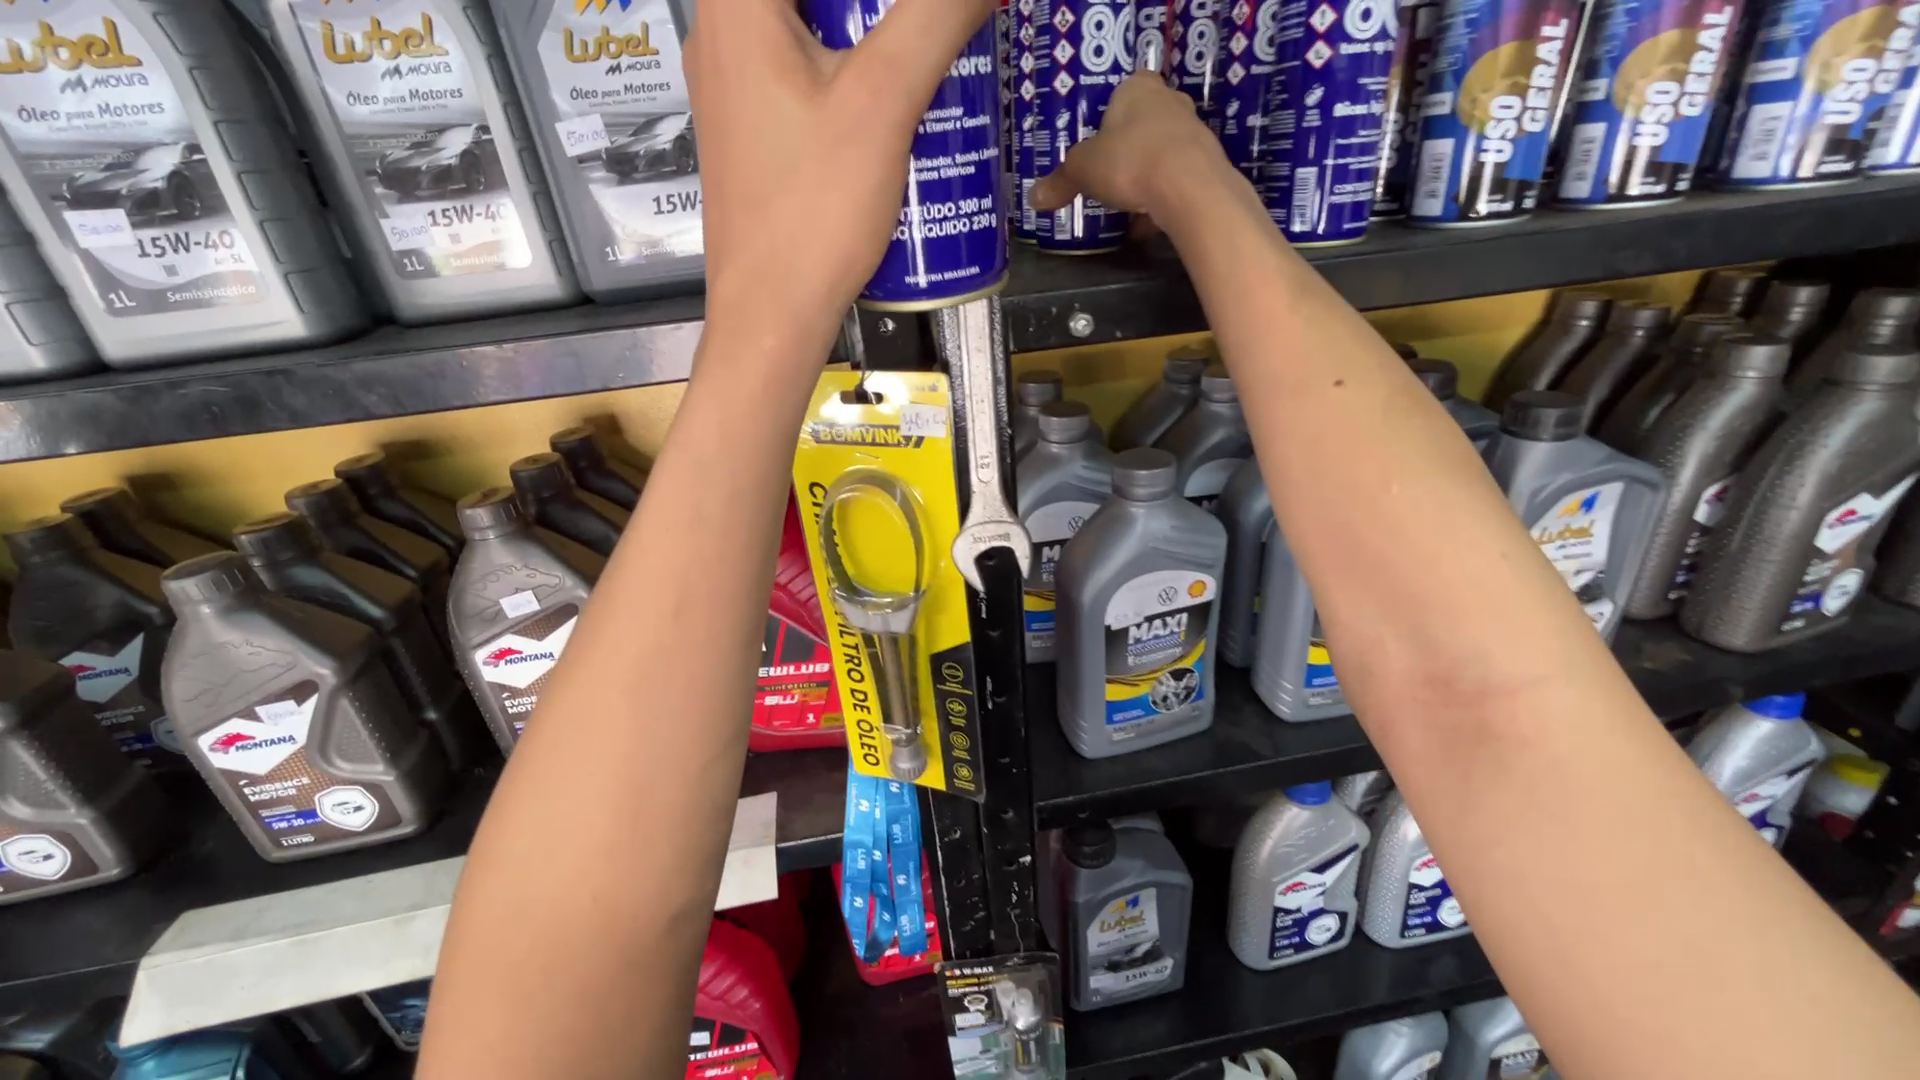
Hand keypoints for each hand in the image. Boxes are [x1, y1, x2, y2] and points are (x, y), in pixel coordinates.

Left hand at [684, 0, 994, 341]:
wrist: (771, 317)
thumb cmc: (815, 211)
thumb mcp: (883, 103)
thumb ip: (937, 15)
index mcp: (737, 3)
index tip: (906, 15)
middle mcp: (719, 31)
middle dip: (873, 5)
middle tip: (928, 25)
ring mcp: (731, 84)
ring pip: (803, 18)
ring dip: (866, 22)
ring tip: (922, 43)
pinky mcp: (750, 128)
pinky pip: (799, 62)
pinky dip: (847, 58)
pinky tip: (894, 88)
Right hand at [1030, 72, 1230, 222]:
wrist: (1189, 187)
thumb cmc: (1129, 160)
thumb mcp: (1082, 170)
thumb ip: (1060, 181)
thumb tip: (1033, 197)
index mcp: (1138, 88)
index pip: (1123, 89)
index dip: (1109, 113)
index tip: (1097, 140)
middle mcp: (1171, 101)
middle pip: (1143, 123)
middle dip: (1127, 148)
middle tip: (1107, 173)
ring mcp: (1194, 132)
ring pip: (1162, 152)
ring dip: (1146, 175)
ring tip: (1125, 204)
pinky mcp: (1208, 165)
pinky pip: (1177, 181)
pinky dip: (1162, 199)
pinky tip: (1146, 225)